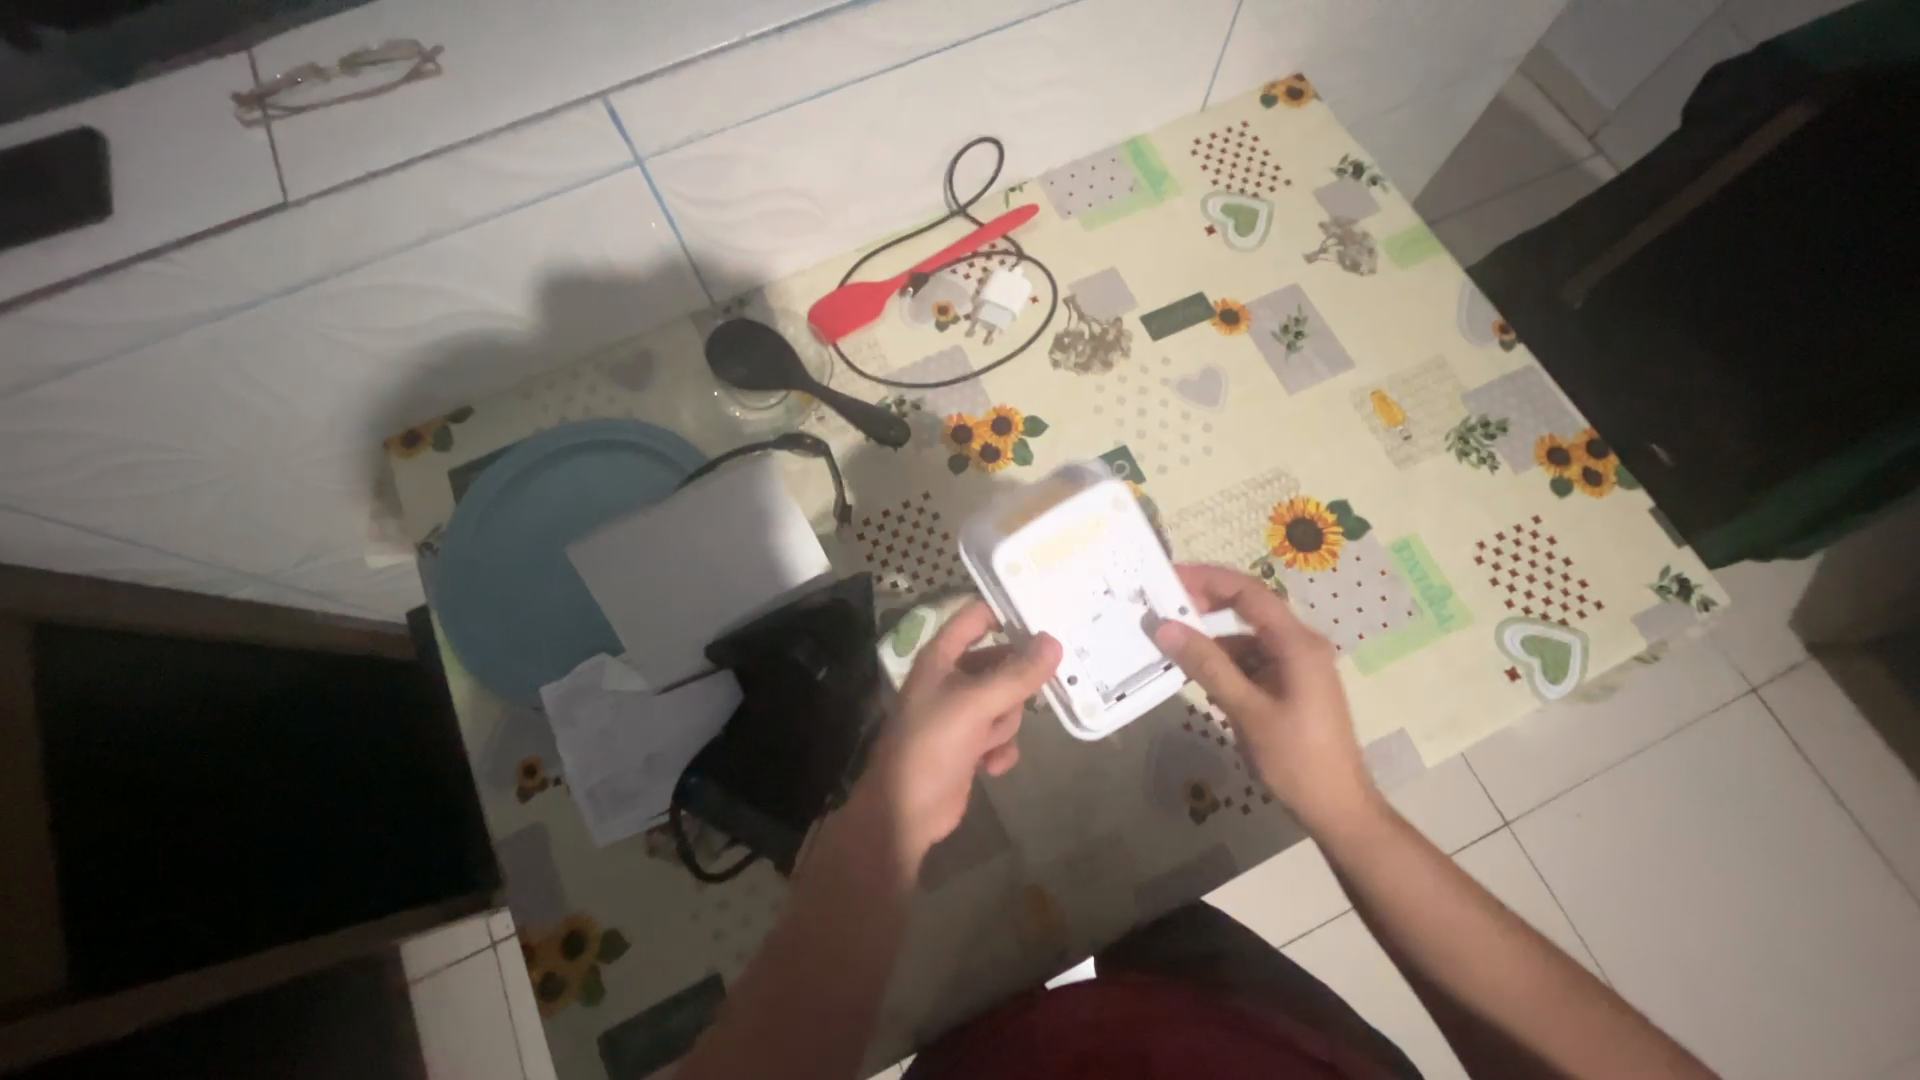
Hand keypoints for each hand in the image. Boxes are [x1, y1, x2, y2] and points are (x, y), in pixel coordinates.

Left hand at [856, 600, 1061, 866]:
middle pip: (1001, 662)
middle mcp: (951, 679)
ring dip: (1004, 724)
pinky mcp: (969, 745)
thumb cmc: (931, 745)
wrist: (904, 812)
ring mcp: (960, 713)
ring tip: (988, 740)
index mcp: (941, 657)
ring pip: (1006, 702)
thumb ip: (1016, 674)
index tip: (1049, 618)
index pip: (977, 616)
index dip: (1008, 613)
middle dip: (1015, 685)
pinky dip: (1000, 749)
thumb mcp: (975, 705)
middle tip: (1035, 692)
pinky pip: (1001, 734)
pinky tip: (991, 766)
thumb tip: (1054, 642)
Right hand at [1150, 563, 1377, 830]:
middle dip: (1205, 607)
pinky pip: (1251, 663)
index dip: (1208, 579)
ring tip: (1172, 652)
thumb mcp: (1246, 710)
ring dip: (1211, 643)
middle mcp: (1300, 645)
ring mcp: (1296, 666)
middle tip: (1162, 610)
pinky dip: (1224, 666)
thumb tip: (1165, 627)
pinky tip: (1201, 683)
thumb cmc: (1297, 759)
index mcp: (1297, 643)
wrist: (1338, 809)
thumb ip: (1207, 665)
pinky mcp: (1290, 686)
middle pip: (1247, 610)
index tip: (1168, 578)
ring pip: (1245, 639)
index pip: (1248, 592)